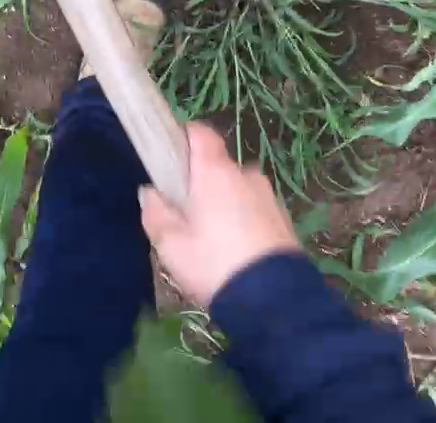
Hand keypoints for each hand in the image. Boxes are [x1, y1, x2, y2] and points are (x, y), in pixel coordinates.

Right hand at [140, 123, 302, 309]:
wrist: (276, 304)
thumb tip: (149, 191)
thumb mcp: (171, 245)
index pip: (200, 132)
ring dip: (226, 204)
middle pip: (218, 166)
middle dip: (203, 183)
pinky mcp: (286, 222)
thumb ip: (155, 212)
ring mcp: (269, 197)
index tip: (170, 156)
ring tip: (214, 240)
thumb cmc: (214, 264)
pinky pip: (257, 210)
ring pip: (238, 190)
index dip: (184, 137)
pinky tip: (237, 253)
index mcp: (215, 171)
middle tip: (187, 213)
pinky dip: (245, 222)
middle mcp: (246, 175)